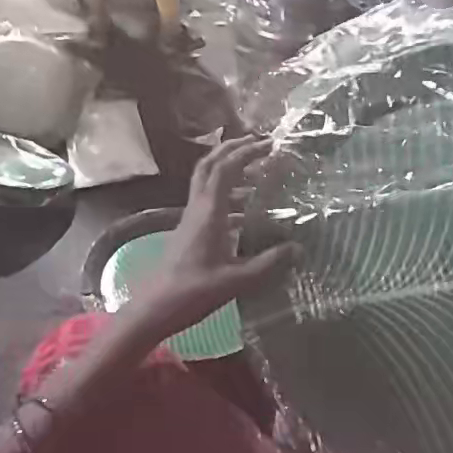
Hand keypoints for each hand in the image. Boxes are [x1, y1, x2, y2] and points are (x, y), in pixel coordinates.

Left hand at [126, 137, 297, 344]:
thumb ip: (268, 263)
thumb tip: (298, 247)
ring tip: (257, 171)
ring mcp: (191, 218)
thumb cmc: (193, 292)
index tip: (269, 144)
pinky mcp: (190, 230)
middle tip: (259, 143)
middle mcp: (198, 208)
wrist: (155, 308)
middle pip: (210, 165)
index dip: (246, 152)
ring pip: (207, 180)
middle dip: (233, 149)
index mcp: (208, 213)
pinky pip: (209, 200)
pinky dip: (227, 192)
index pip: (226, 169)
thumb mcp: (236, 280)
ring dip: (229, 168)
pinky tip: (246, 208)